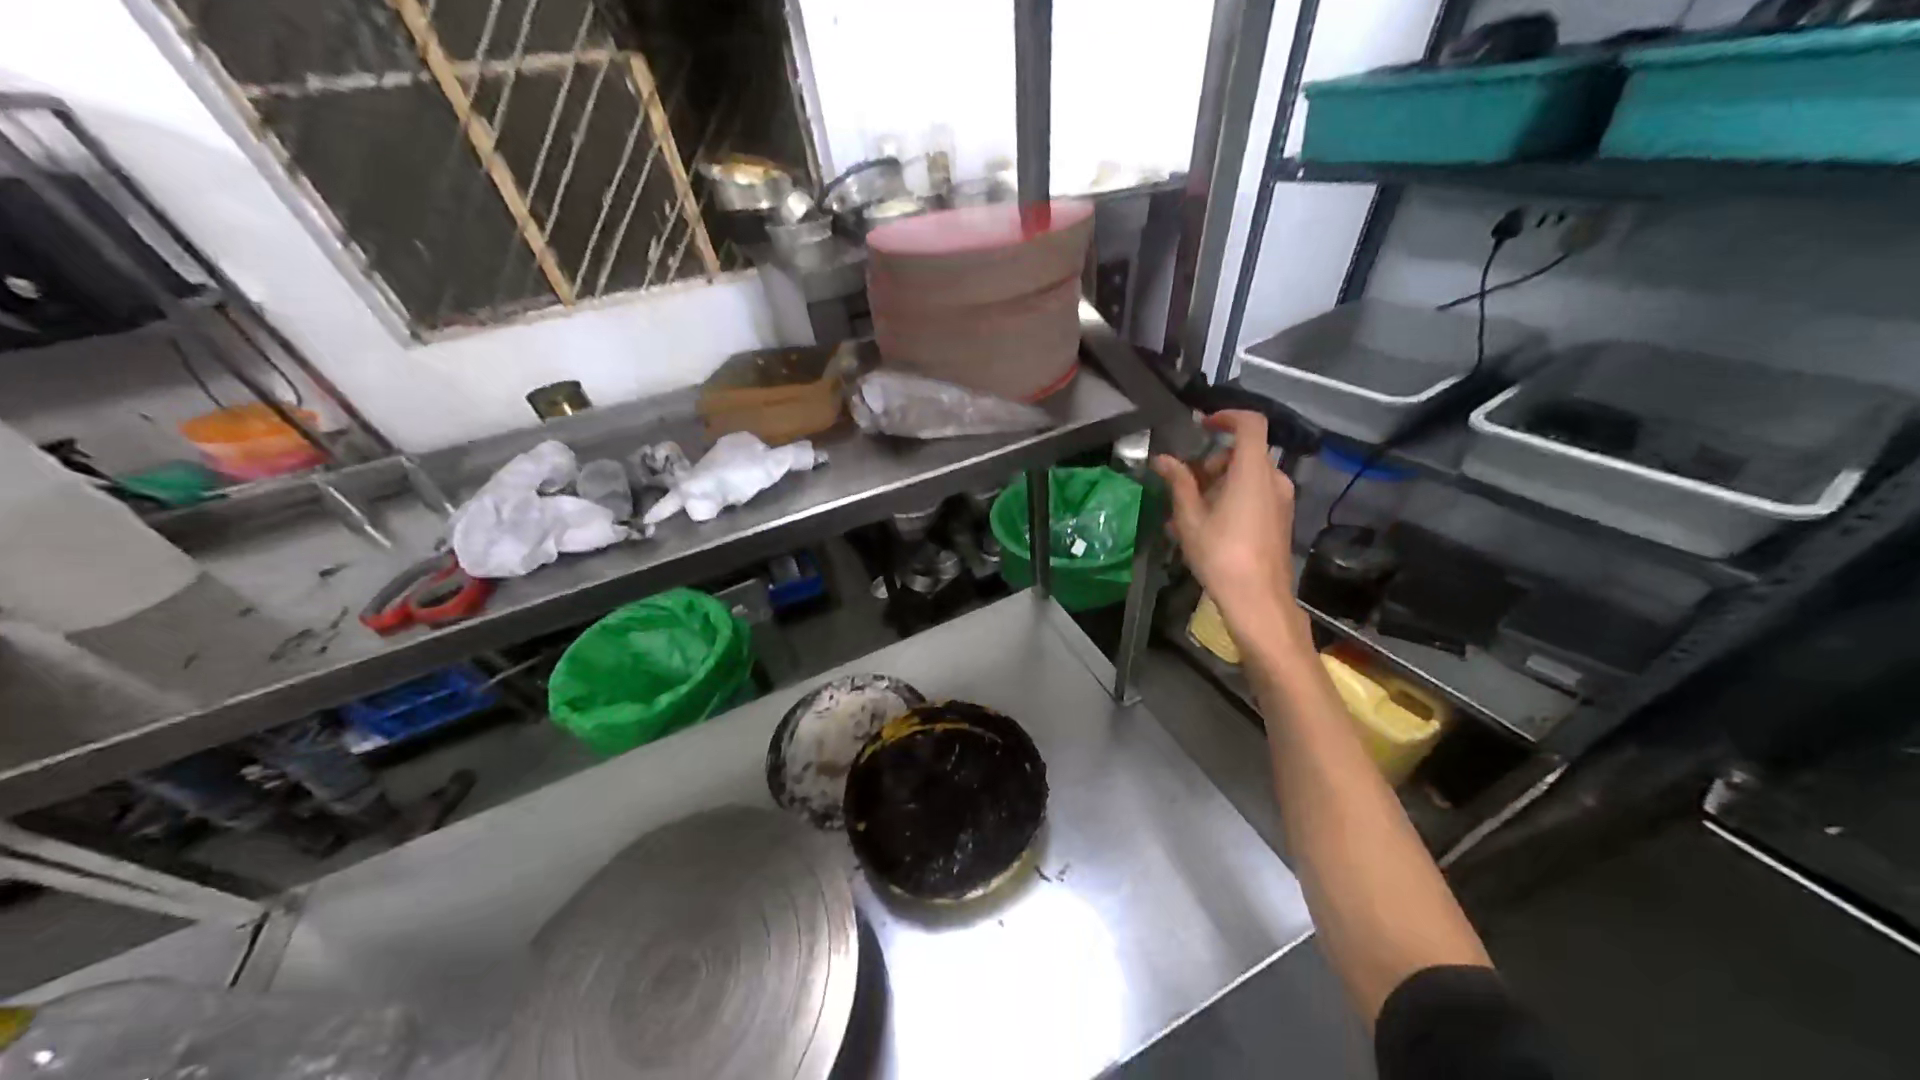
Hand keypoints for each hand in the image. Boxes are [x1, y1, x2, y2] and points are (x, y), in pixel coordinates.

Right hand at [1152, 411, 1299, 631]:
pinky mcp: (1282, 519)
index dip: (1227, 416)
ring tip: (1189, 511)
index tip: (1203, 426)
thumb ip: (1178, 483)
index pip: (1250, 423)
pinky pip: (1256, 494)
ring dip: (1219, 483)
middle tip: (1186, 485)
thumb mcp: (1190, 518)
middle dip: (1212, 461)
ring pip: (1248, 475)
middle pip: (1244, 452)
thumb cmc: (1221, 554)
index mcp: (1252, 471)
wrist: (1258, 599)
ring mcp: (1282, 500)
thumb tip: (1163, 460)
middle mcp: (1274, 479)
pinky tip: (1208, 526)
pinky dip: (1232, 498)